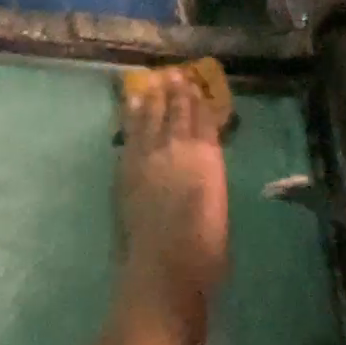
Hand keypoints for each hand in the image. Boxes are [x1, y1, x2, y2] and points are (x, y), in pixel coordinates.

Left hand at [118, 71, 229, 309]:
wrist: (162, 270)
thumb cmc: (204, 253)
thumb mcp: (218, 208)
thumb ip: (209, 178)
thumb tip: (202, 162)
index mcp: (208, 159)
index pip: (204, 120)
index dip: (200, 102)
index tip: (197, 85)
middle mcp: (179, 149)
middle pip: (177, 112)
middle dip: (177, 92)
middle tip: (175, 74)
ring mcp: (149, 156)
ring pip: (152, 116)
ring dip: (155, 97)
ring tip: (155, 81)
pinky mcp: (127, 167)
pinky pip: (131, 132)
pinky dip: (134, 114)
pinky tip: (135, 103)